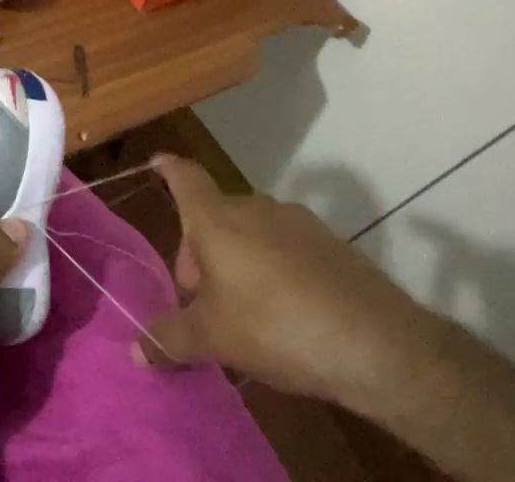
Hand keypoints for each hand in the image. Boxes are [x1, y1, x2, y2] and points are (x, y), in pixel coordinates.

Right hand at [138, 154, 439, 414]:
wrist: (378, 344)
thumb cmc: (275, 327)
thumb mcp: (212, 340)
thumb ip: (169, 339)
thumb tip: (137, 350)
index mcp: (217, 219)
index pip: (185, 177)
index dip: (168, 169)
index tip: (157, 164)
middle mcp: (255, 207)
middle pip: (215, 215)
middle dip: (201, 251)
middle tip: (203, 301)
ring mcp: (298, 222)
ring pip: (252, 231)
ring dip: (239, 260)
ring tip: (246, 311)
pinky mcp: (333, 244)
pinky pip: (287, 248)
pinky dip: (276, 269)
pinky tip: (288, 314)